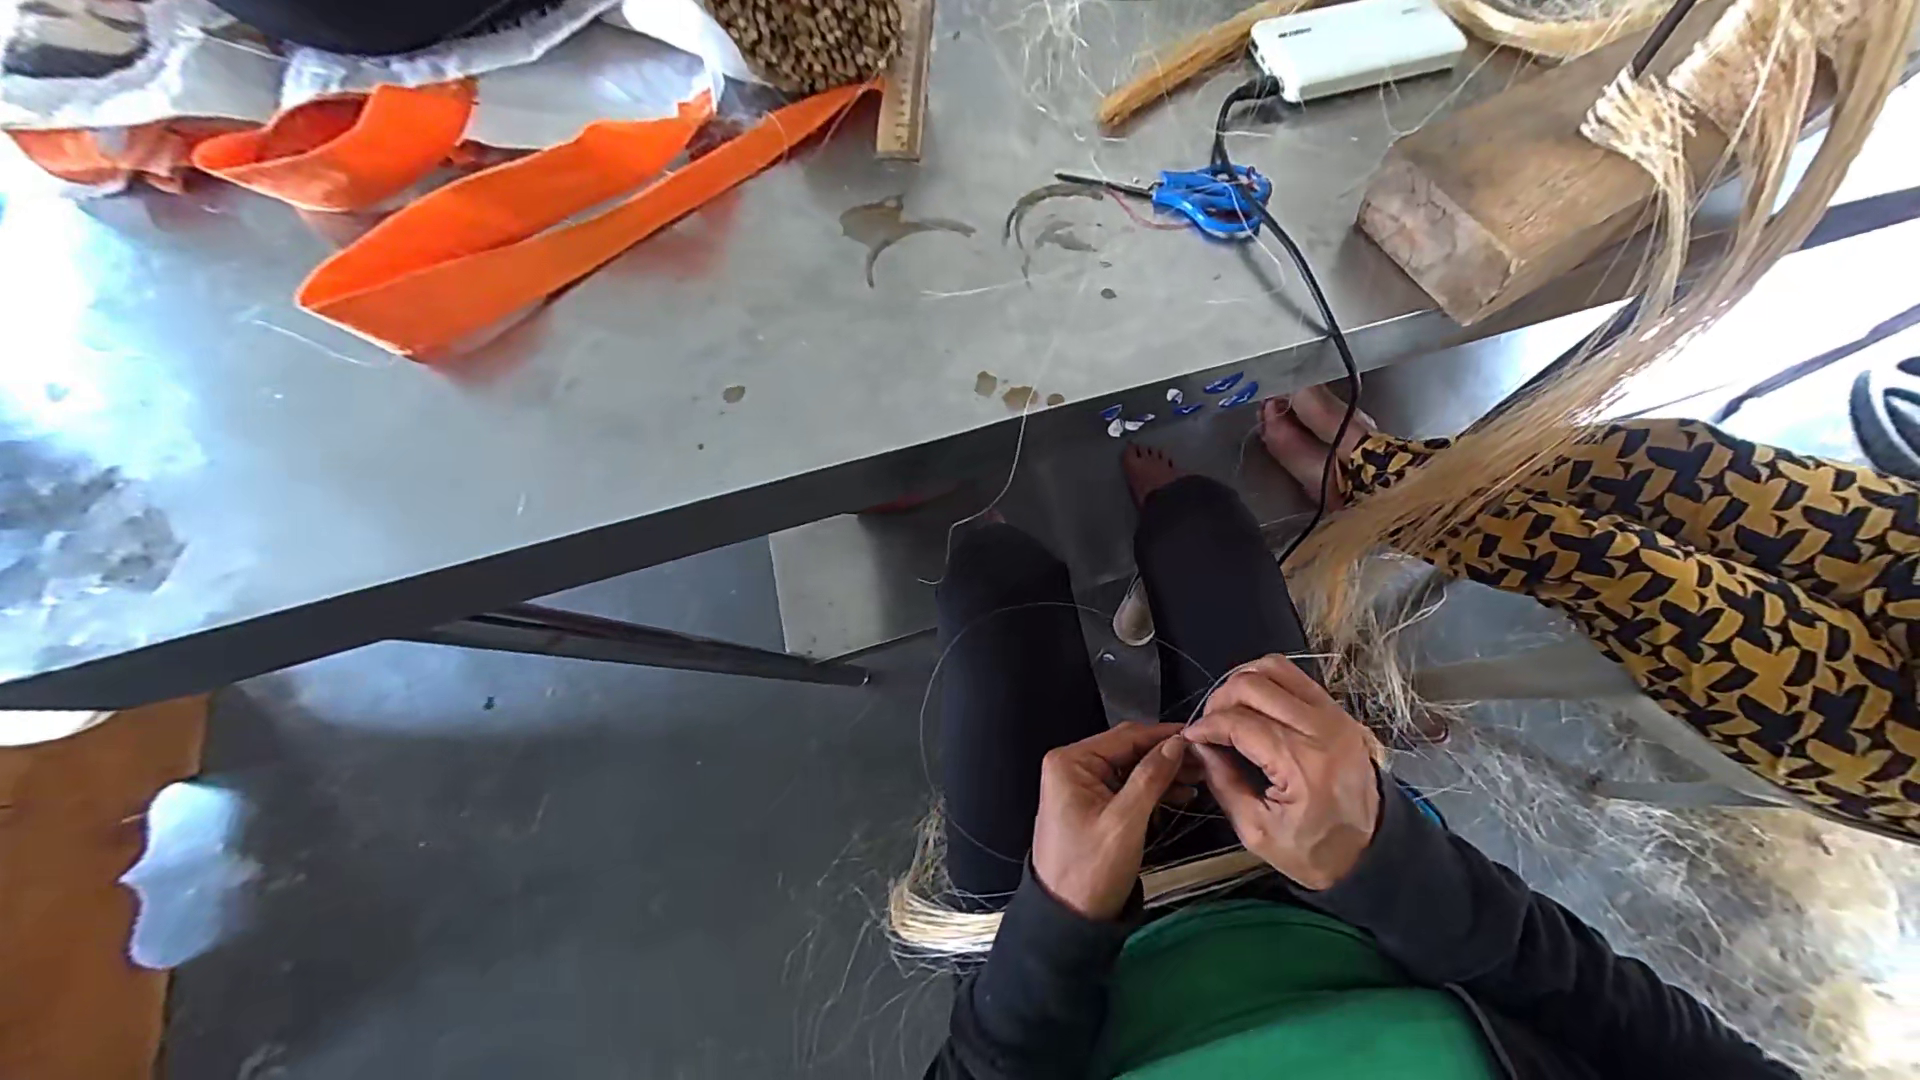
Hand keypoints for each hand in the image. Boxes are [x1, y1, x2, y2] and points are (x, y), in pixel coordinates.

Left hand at [1031, 721, 1191, 919]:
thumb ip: (1150, 778)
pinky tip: (1180, 794)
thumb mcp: (1125, 822)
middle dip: (1166, 755)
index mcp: (1071, 761)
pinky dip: (1151, 789)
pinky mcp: (1091, 803)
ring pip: (1130, 767)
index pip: (1125, 736)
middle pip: (1127, 749)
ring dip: (1162, 773)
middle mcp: (1072, 765)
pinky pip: (1126, 786)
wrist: (1067, 918)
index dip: (1163, 735)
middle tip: (1206, 761)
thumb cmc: (1091, 869)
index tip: (1199, 737)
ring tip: (1200, 779)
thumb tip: (1176, 743)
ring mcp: (1081, 784)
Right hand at [1184, 655, 1379, 889]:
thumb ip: (1222, 782)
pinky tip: (1253, 704)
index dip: (1206, 726)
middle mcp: (1322, 730)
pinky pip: (1293, 675)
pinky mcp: (1338, 710)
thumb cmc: (1314, 849)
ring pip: (1273, 667)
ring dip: (1242, 682)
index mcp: (1303, 765)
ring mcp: (1334, 715)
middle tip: (1209, 724)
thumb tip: (1199, 745)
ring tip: (1230, 709)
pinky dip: (1265, 681)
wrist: (1373, 854)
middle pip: (1252, 685)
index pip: (1238, 722)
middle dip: (1219, 700)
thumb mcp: (1256, 831)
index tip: (1192, 737)